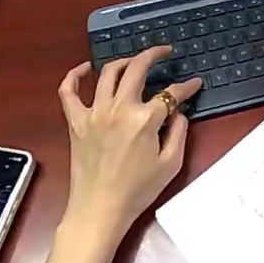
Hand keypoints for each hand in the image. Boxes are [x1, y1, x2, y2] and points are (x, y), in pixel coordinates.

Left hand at [56, 46, 202, 244]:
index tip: (195, 84)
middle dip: (154, 55)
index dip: (186, 87)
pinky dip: (74, 76)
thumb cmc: (138, 191)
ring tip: (135, 60)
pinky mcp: (75, 121)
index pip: (171, 94)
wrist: (99, 210)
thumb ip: (179, 133)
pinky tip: (84, 68)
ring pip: (108, 73)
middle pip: (137, 69)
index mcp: (145, 119)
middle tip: (164, 52)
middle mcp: (119, 108)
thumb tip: (179, 112)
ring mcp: (94, 112)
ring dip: (124, 61)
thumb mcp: (171, 164)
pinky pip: (68, 91)